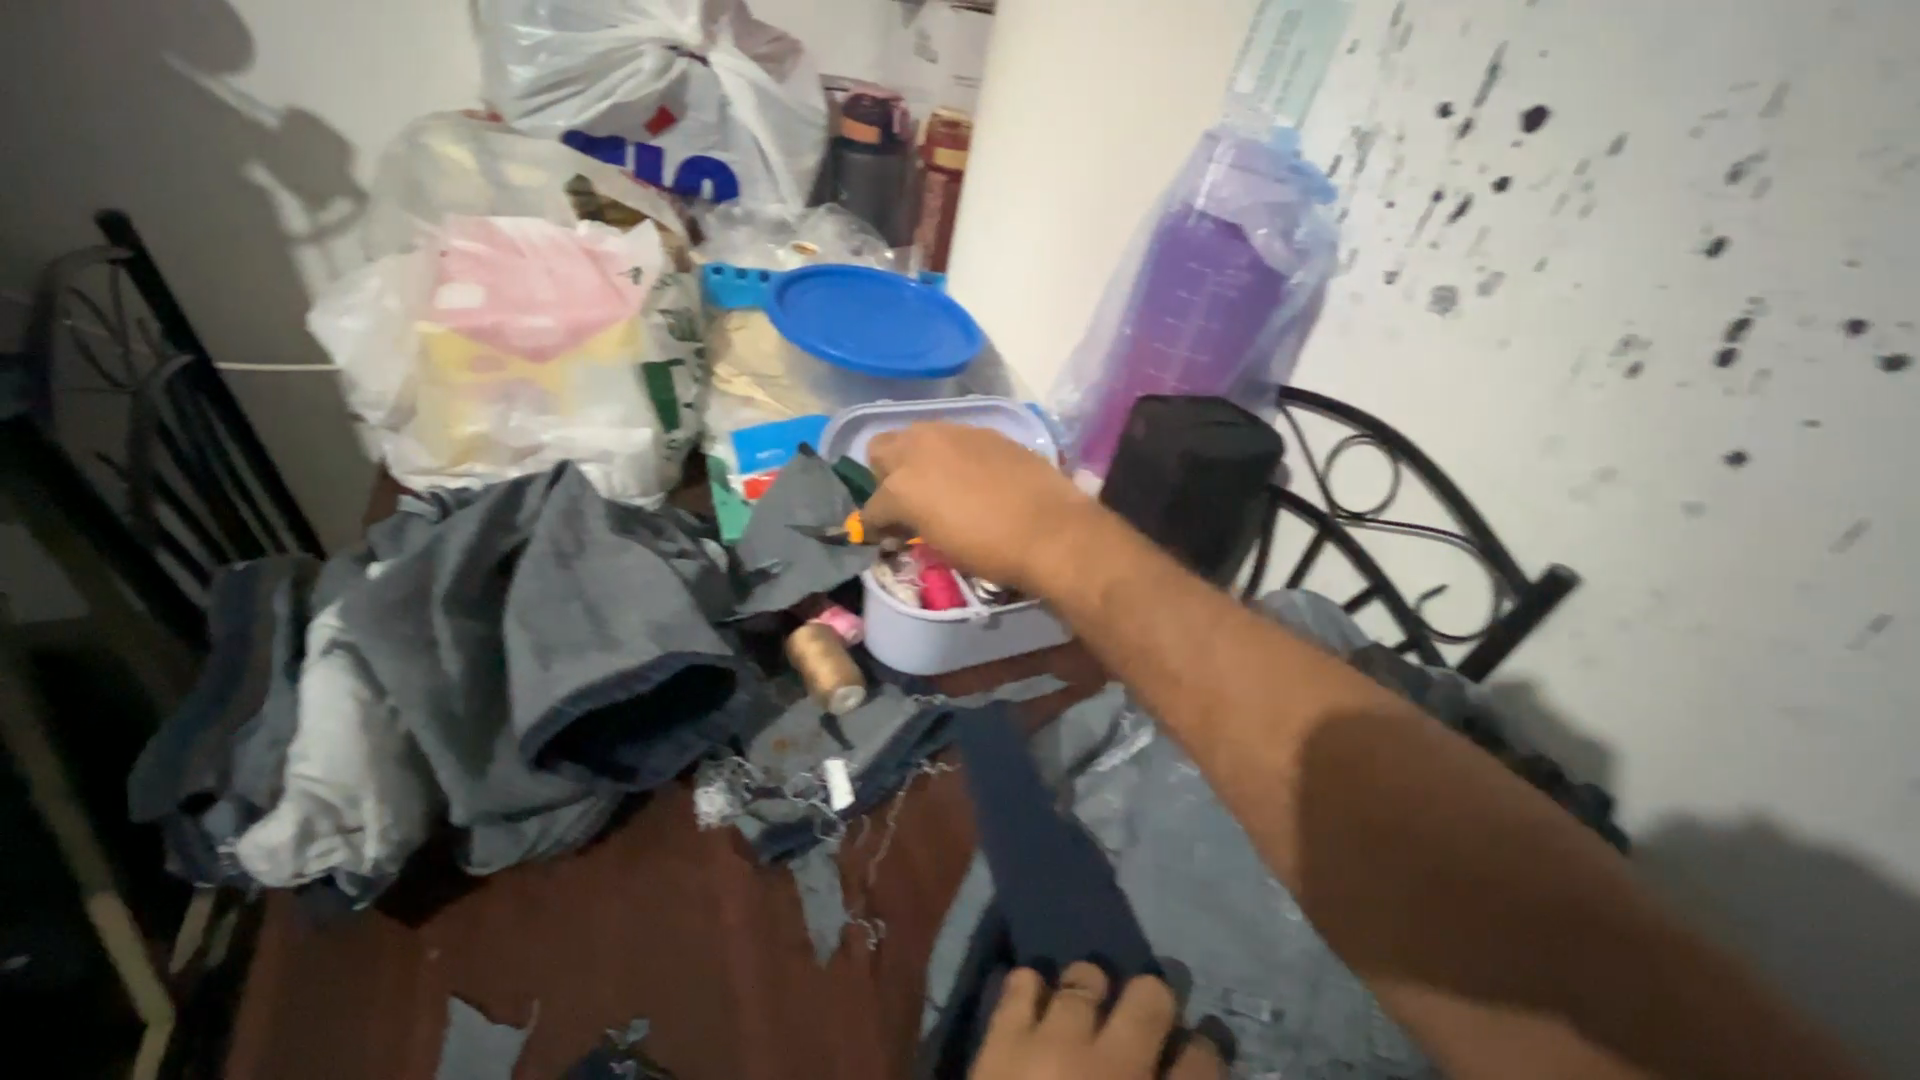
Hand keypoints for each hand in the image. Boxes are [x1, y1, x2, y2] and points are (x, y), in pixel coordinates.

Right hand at [863, 423, 1105, 591]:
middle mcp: (919, 448)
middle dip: (885, 475)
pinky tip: (971, 476)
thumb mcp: (940, 547)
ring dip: (917, 458)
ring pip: (916, 435)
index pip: (872, 507)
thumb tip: (905, 527)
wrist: (1051, 530)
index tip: (888, 537)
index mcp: (901, 486)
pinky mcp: (984, 431)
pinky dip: (952, 454)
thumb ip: (914, 527)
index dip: (877, 526)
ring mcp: (953, 433)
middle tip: (906, 500)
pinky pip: (953, 437)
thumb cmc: (991, 551)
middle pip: (881, 450)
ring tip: (937, 484)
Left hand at [970, 964, 1226, 1079]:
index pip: (1203, 1061)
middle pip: (1151, 999)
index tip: (1202, 1042)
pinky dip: (1028, 985)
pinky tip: (1032, 992)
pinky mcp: (1002, 1044)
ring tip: (1088, 995)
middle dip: (1156, 998)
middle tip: (1147, 1008)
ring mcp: (1056, 1047)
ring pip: (1085, 982)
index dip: (1206, 1047)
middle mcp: (1116, 1068)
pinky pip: (1021, 987)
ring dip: (1091, 986)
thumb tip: (1180, 1078)